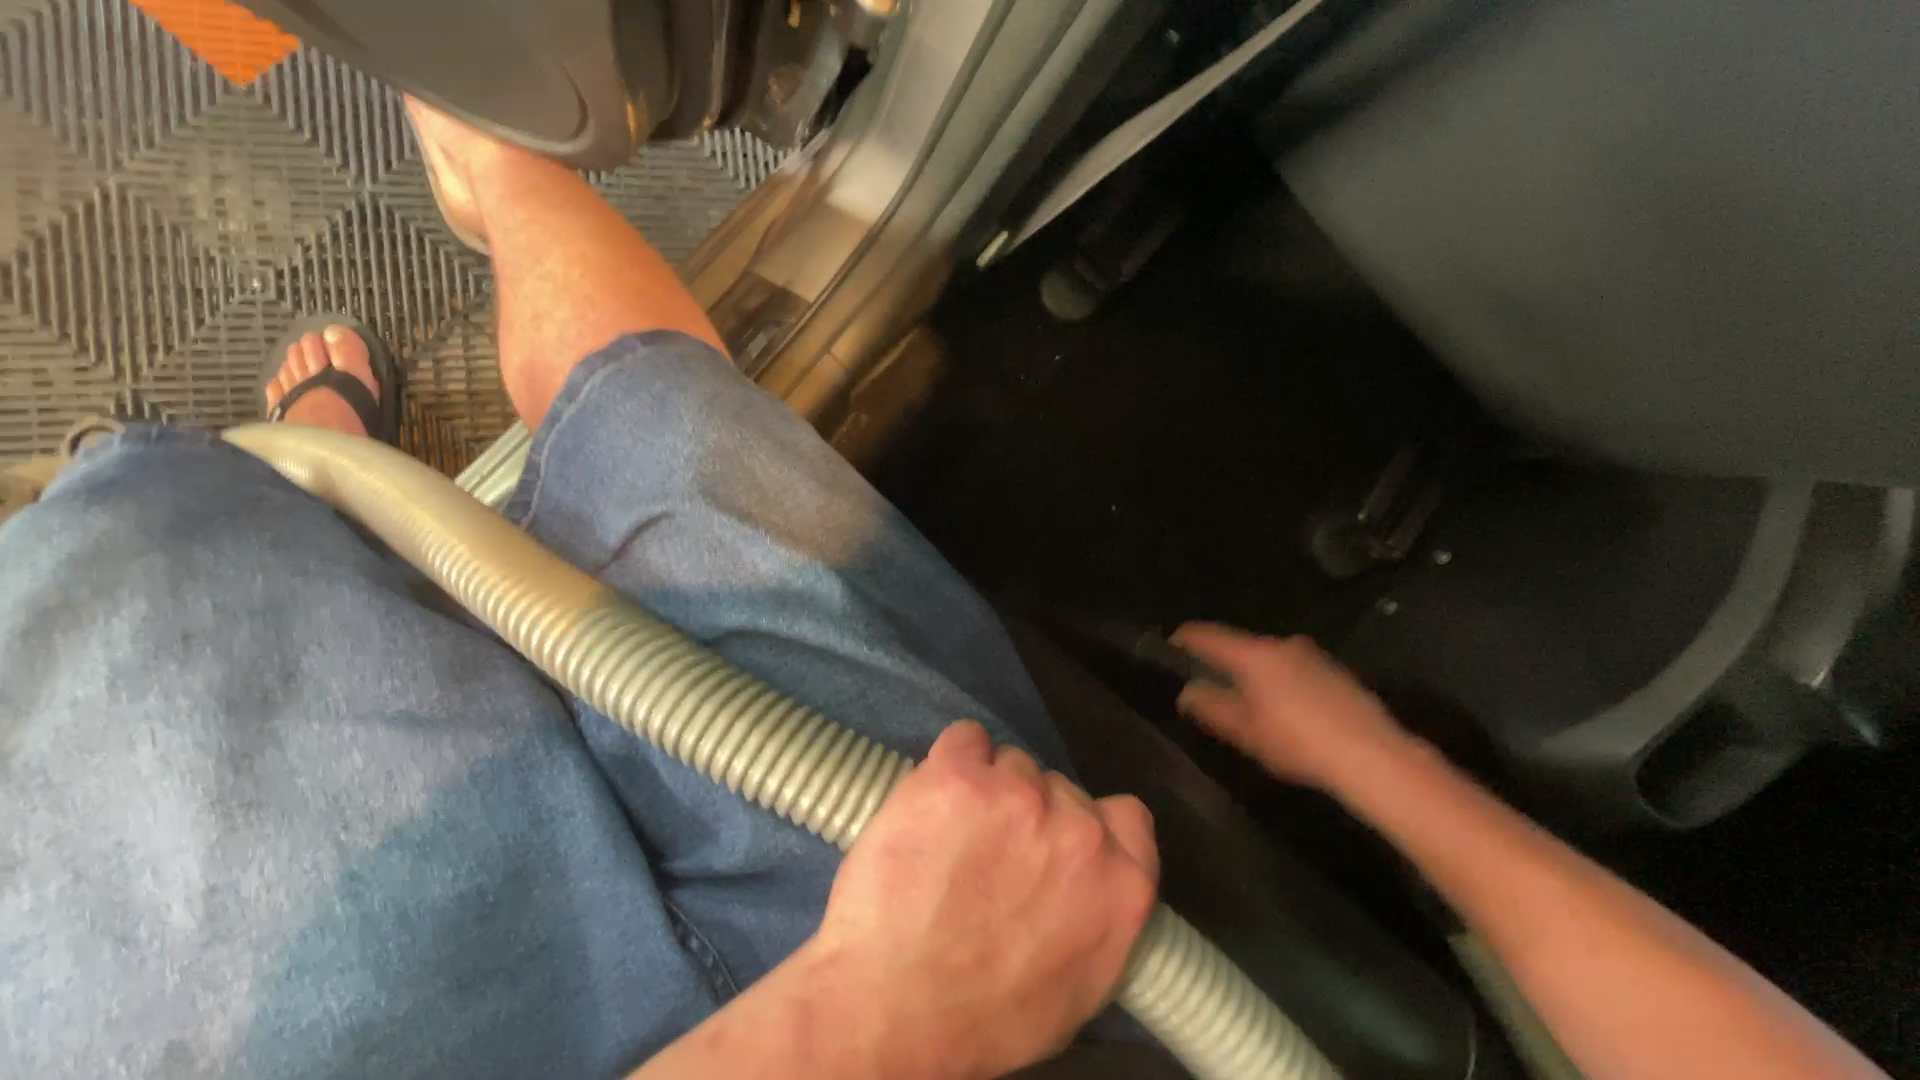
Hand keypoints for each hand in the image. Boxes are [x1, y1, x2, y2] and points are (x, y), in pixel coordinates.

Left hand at [807, 720, 1158, 1079]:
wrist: (890, 1008)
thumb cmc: (981, 1020)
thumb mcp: (1076, 991)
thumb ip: (1099, 921)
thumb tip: (1090, 887)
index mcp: (1120, 884)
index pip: (1127, 817)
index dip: (1090, 823)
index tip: (1057, 839)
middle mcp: (1079, 829)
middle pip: (1058, 789)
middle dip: (1029, 813)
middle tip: (987, 852)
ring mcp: (1019, 794)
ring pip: (1010, 763)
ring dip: (986, 789)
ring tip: (948, 835)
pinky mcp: (959, 774)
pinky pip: (965, 740)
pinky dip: (952, 760)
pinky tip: (932, 799)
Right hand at [1172, 623, 1414, 791]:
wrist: (1372, 756)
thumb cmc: (1296, 742)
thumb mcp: (1243, 731)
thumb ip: (1210, 707)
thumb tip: (1186, 692)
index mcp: (1253, 654)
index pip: (1208, 636)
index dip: (1185, 639)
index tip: (1170, 645)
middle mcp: (1282, 645)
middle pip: (1242, 648)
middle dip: (1224, 664)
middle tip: (1211, 687)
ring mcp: (1313, 656)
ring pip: (1271, 660)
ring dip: (1256, 676)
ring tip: (1250, 705)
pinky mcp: (1336, 673)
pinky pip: (1296, 671)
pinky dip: (1283, 684)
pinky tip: (1288, 714)